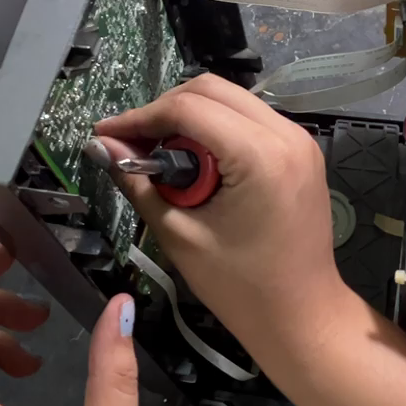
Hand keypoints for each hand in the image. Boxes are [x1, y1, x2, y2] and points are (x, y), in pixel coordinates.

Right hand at [94, 74, 352, 355]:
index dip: (140, 116)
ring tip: (158, 151)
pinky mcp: (302, 148)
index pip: (188, 107)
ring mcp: (299, 138)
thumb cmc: (242, 288)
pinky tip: (194, 156)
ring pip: (232, 98)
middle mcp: (286, 133)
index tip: (105, 133)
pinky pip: (251, 117)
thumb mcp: (181, 236)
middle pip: (212, 89)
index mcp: (260, 155)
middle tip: (131, 142)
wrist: (304, 317)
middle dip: (165, 109)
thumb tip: (101, 146)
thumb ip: (140, 184)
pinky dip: (217, 126)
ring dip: (191, 115)